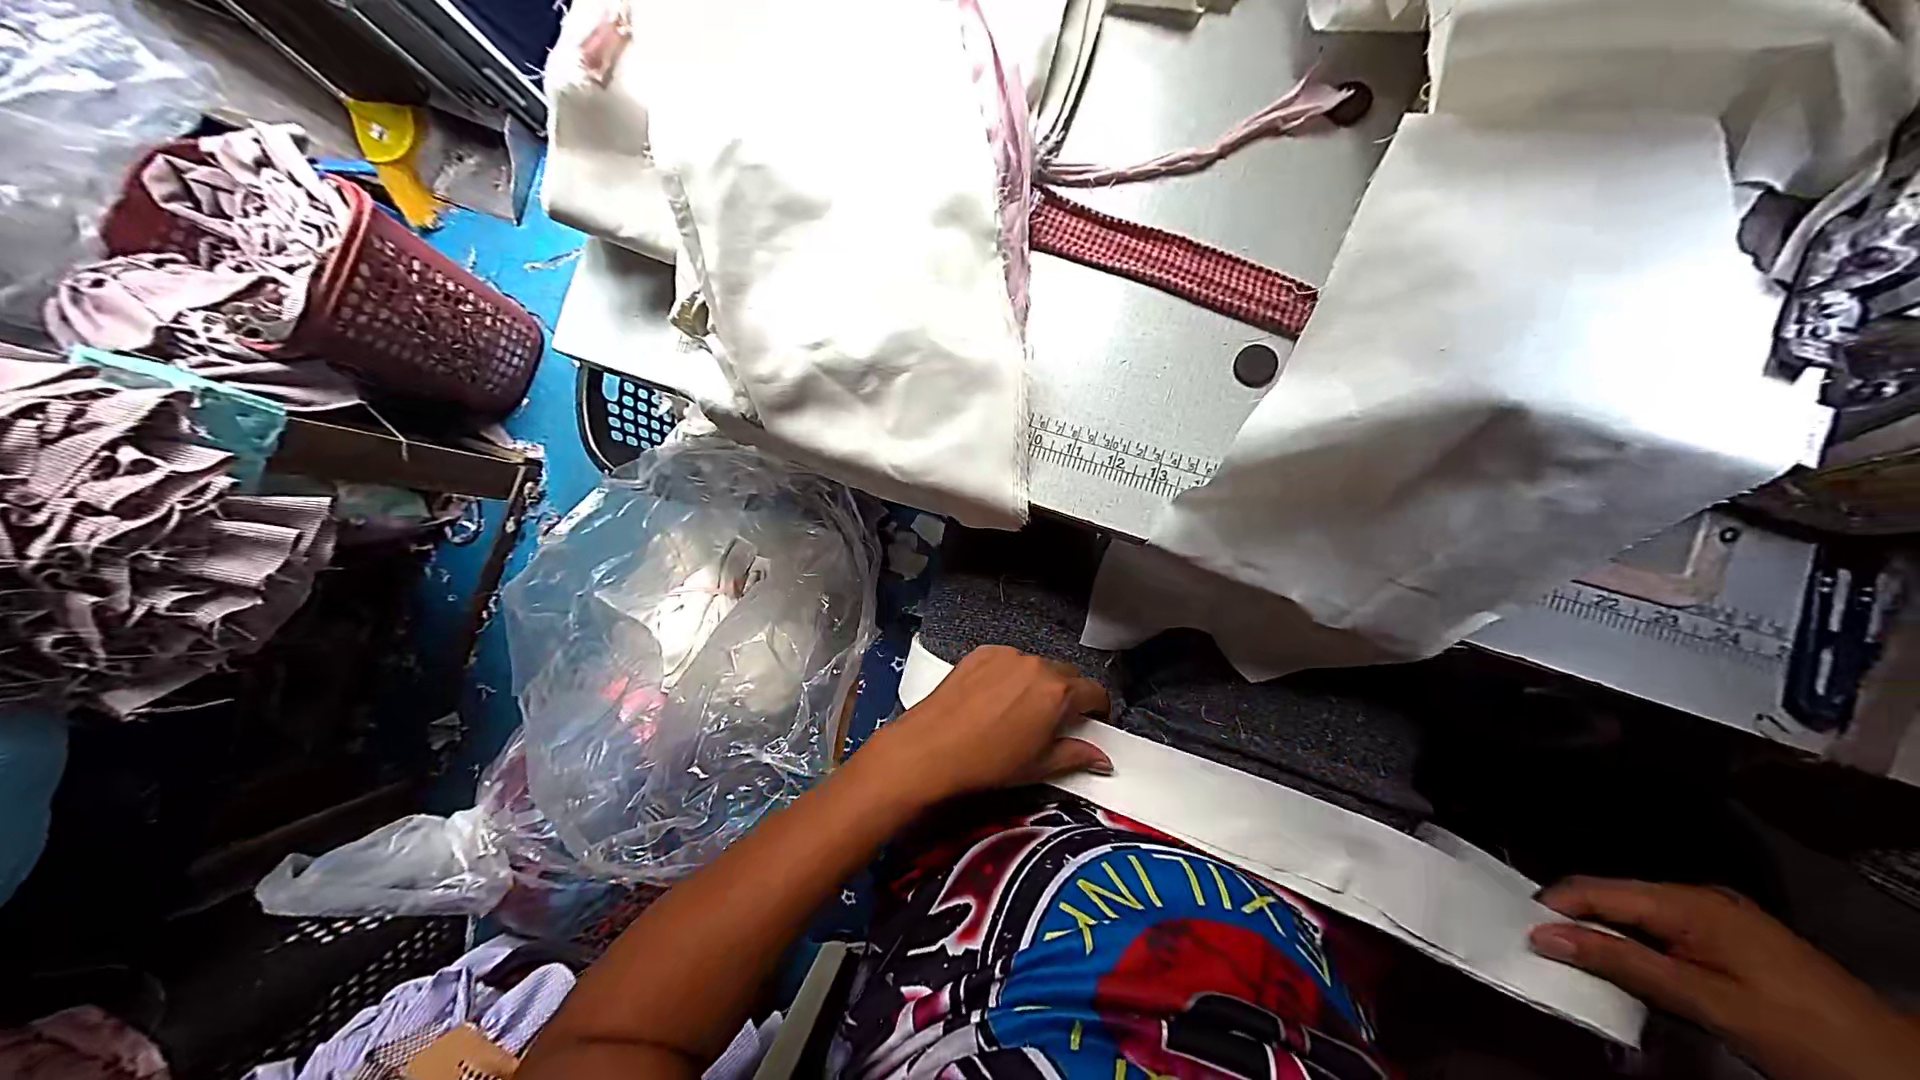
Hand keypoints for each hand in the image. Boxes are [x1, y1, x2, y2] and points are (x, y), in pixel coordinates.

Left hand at [855, 645, 1111, 803]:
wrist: (930, 749)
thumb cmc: (985, 761)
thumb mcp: (1039, 766)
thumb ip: (1076, 756)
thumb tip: (1099, 758)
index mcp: (1058, 692)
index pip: (1096, 692)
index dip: (1098, 709)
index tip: (1093, 721)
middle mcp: (1036, 666)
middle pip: (1067, 675)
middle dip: (1069, 695)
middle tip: (1056, 721)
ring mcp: (1006, 656)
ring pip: (1036, 666)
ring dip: (1037, 683)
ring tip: (1019, 711)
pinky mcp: (981, 654)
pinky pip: (1007, 661)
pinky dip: (1009, 675)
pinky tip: (994, 699)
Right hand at [1529, 877, 1919, 1079]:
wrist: (1910, 1074)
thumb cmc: (1806, 1036)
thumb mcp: (1710, 1003)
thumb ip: (1623, 963)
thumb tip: (1544, 935)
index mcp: (1691, 903)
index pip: (1596, 890)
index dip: (1553, 907)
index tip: (1519, 931)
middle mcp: (1699, 898)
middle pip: (1612, 897)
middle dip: (1574, 920)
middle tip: (1541, 947)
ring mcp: (1718, 917)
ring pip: (1633, 914)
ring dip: (1603, 935)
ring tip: (1574, 959)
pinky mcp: (1729, 939)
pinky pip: (1660, 930)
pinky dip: (1634, 946)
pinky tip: (1625, 967)